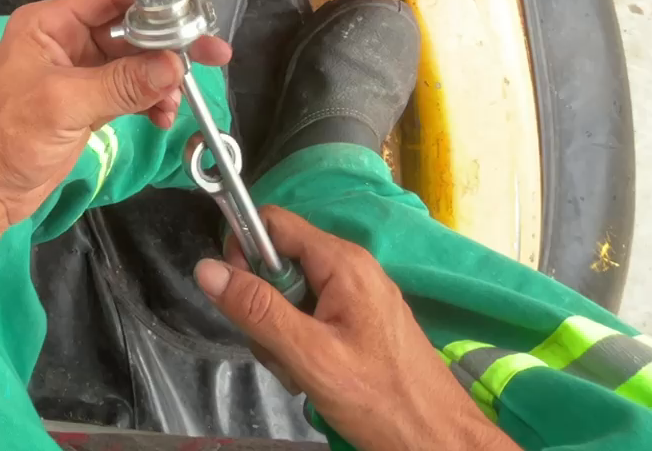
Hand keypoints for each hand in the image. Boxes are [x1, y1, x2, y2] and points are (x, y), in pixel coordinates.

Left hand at [0, 0, 231, 226]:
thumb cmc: (9, 136)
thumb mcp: (64, 104)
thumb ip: (121, 83)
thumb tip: (175, 65)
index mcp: (48, 25)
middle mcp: (64, 41)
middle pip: (127, 29)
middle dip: (168, 40)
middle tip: (213, 49)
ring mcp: (77, 73)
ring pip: (133, 62)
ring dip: (162, 77)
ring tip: (185, 95)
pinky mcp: (87, 103)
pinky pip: (129, 91)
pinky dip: (150, 101)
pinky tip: (165, 116)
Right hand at [196, 207, 518, 450]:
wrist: (446, 449)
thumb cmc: (384, 402)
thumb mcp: (311, 357)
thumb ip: (257, 310)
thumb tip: (205, 267)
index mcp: (341, 261)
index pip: (273, 223)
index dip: (244, 249)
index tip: (237, 292)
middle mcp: (349, 267)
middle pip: (278, 261)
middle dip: (263, 304)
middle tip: (275, 348)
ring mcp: (357, 295)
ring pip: (291, 292)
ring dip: (279, 330)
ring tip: (299, 371)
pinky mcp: (360, 321)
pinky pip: (310, 313)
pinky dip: (300, 341)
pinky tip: (312, 374)